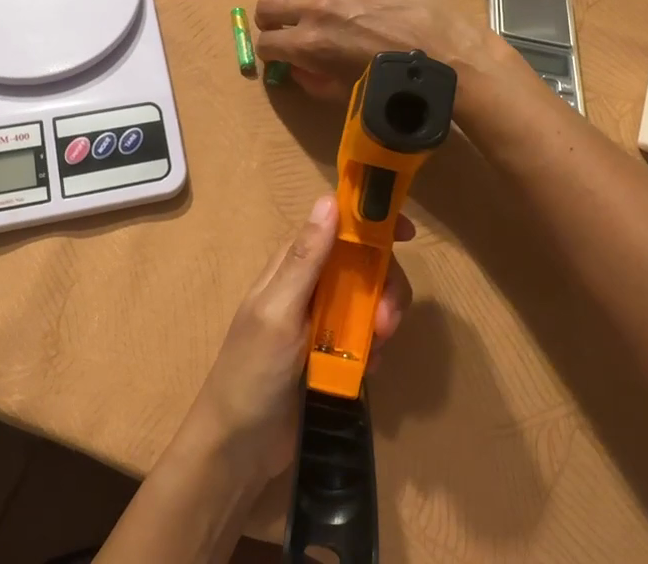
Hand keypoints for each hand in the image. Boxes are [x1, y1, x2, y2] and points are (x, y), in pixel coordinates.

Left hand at [177, 194, 414, 484]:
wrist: (239, 447)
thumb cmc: (251, 371)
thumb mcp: (278, 311)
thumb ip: (306, 259)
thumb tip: (329, 199)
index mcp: (292, 266)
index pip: (336, 226)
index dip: (371, 222)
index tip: (407, 233)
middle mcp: (310, 287)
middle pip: (365, 264)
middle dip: (385, 286)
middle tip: (388, 321)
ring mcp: (324, 322)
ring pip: (372, 301)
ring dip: (384, 320)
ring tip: (377, 351)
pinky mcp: (335, 355)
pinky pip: (369, 339)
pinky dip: (376, 350)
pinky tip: (369, 371)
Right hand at [253, 0, 505, 99]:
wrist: (447, 55)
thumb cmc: (398, 84)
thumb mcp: (347, 92)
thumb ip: (314, 80)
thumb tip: (298, 69)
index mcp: (310, 44)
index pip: (266, 43)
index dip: (269, 54)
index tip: (278, 56)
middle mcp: (317, 8)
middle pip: (266, 4)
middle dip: (268, 20)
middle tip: (281, 28)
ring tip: (303, 3)